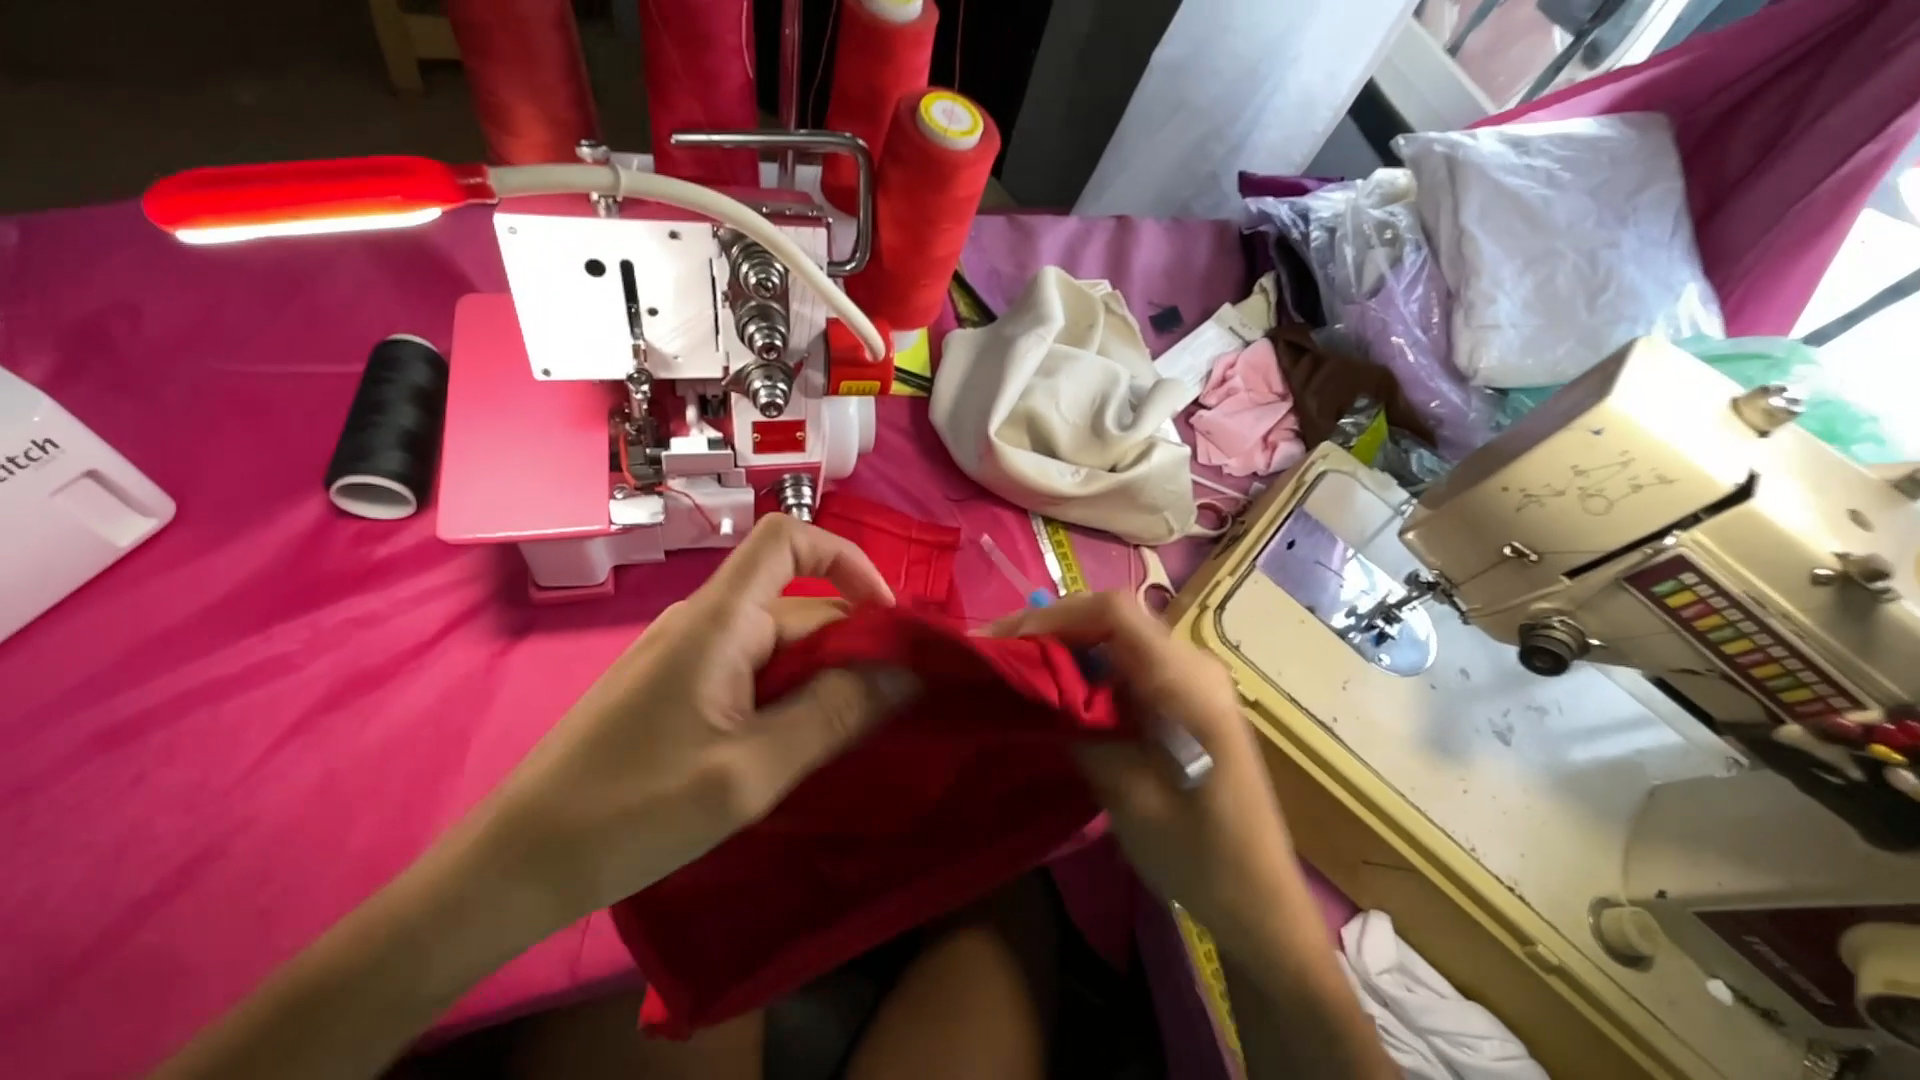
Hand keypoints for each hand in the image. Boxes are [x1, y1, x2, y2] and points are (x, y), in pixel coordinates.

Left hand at [481, 515, 918, 921]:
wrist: (520, 863)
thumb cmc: (634, 812)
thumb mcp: (752, 771)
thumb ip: (835, 715)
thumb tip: (908, 671)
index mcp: (717, 622)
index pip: (788, 540)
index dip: (848, 560)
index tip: (889, 624)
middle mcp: (700, 624)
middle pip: (796, 606)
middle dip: (851, 645)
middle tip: (897, 711)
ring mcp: (682, 659)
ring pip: (776, 648)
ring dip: (823, 679)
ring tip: (855, 737)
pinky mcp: (672, 693)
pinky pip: (748, 676)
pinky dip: (788, 699)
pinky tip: (800, 749)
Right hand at [989, 593, 1305, 953]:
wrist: (1258, 899)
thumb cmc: (1199, 855)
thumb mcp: (1129, 796)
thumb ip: (1081, 731)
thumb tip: (1030, 689)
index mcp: (1187, 683)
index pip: (1115, 612)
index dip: (1053, 617)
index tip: (1003, 643)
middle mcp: (1193, 667)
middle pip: (1113, 620)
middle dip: (1050, 631)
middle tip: (994, 656)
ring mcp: (1192, 683)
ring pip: (1117, 642)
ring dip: (1065, 651)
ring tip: (1014, 672)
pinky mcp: (1185, 702)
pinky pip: (1128, 668)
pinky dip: (1086, 674)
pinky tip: (1055, 696)